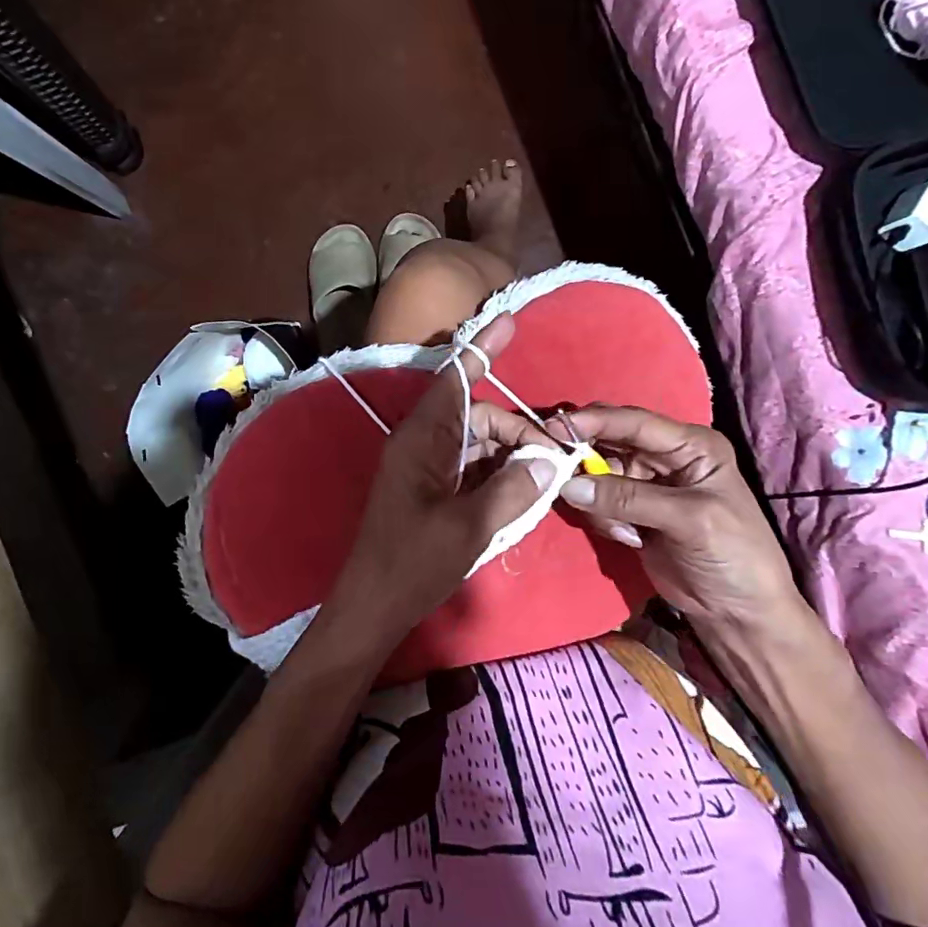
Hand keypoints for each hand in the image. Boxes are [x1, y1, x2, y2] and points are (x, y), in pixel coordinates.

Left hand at [328, 316, 556, 645]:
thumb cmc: (413, 564)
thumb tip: (547, 460)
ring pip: (476, 443)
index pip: (455, 379)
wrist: (372, 607)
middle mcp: (420, 444)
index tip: (508, 319)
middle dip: (516, 429)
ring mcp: (424, 468)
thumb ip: (513, 490)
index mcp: (421, 440)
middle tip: (555, 460)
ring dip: (510, 454)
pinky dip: (497, 473)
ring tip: (543, 478)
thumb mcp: (470, 528)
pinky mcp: (429, 490)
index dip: (482, 349)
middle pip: (477, 415)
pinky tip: (522, 491)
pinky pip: (469, 467)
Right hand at [546, 405, 803, 629]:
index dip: (593, 421)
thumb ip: (630, 498)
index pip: (634, 422)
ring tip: (625, 532)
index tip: (552, 428)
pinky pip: (598, 502)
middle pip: (609, 441)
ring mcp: (647, 484)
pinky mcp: (632, 511)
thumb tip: (569, 486)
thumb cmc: (733, 556)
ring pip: (597, 473)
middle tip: (558, 474)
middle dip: (585, 458)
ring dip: (597, 500)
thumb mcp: (690, 520)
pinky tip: (629, 539)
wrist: (739, 612)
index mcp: (691, 445)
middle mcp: (666, 457)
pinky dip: (602, 518)